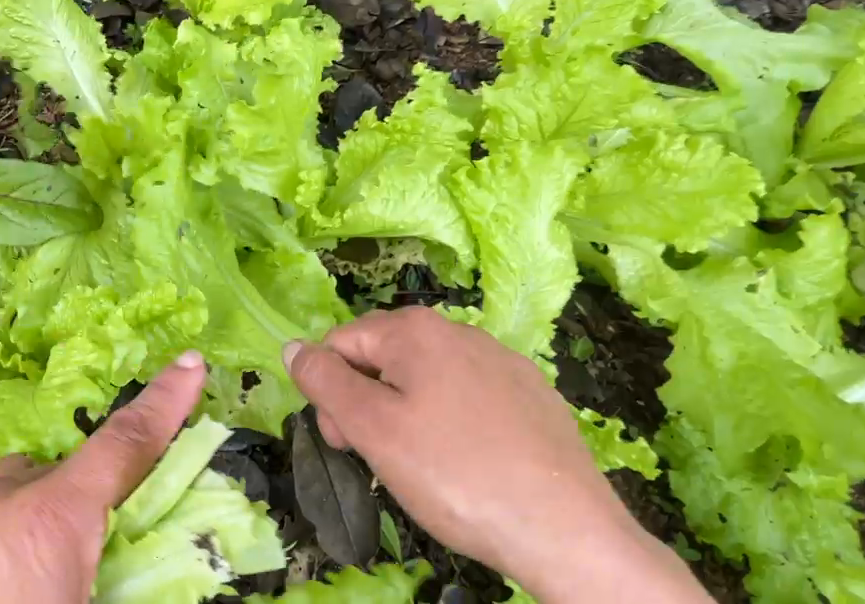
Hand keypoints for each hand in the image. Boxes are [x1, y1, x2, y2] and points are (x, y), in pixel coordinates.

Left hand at [0, 350, 206, 603]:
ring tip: (14, 591)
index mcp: (52, 520)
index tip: (189, 363)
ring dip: (18, 529)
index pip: (123, 446)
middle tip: (71, 572)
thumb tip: (121, 551)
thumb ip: (122, 574)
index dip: (163, 402)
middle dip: (70, 510)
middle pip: (53, 480)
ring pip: (0, 499)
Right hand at [284, 307, 709, 603]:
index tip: (346, 444)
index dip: (331, 394)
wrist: (572, 536)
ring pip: (427, 380)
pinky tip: (469, 466)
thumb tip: (292, 346)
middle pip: (384, 359)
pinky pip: (470, 400)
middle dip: (369, 404)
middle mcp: (458, 330)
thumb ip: (322, 381)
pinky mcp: (535, 398)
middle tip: (380, 461)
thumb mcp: (371, 428)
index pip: (340, 345)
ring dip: (409, 415)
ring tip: (426, 469)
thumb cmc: (456, 475)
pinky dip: (455, 426)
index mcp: (414, 328)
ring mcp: (503, 363)